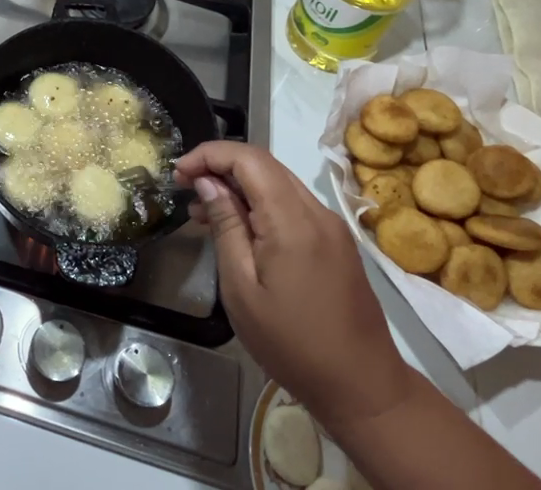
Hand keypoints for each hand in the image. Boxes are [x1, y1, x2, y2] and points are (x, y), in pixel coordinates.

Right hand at [176, 141, 417, 428]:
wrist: (362, 385)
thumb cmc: (291, 342)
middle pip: (264, 164)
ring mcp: (331, 226)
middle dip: (220, 166)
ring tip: (203, 212)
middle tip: (184, 189)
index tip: (178, 173)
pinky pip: (292, 205)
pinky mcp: (336, 242)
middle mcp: (317, 212)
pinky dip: (260, 204)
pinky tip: (239, 229)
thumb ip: (226, 227)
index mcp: (293, 220)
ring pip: (278, 182)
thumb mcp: (241, 287)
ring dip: (239, 185)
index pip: (248, 158)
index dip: (209, 154)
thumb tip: (208, 183)